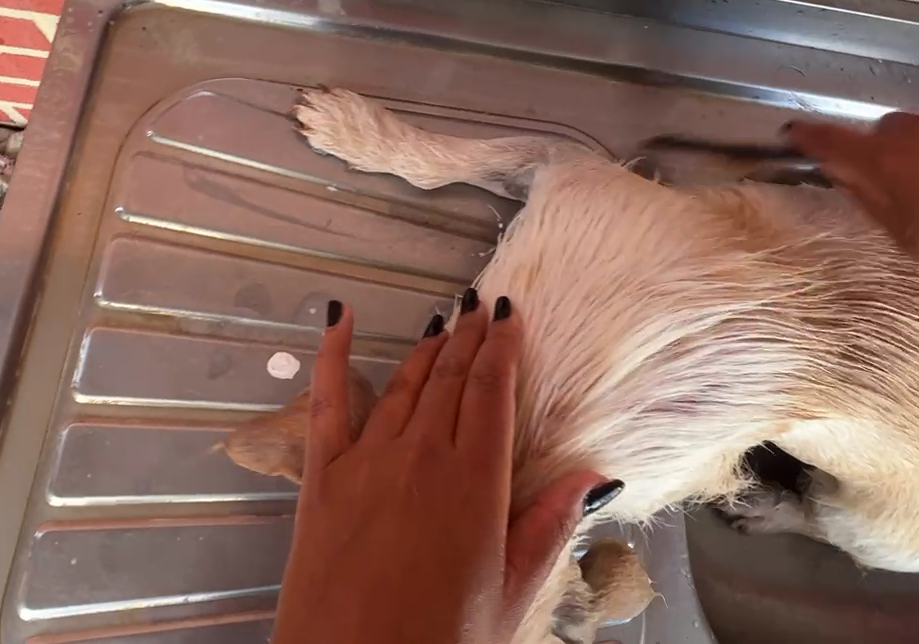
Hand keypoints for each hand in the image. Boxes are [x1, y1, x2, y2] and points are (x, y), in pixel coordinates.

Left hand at [271, 293, 608, 643]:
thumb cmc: (441, 642)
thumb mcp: (511, 594)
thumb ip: (548, 525)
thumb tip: (595, 475)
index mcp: (474, 480)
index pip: (492, 390)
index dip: (503, 347)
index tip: (510, 316)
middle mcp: (423, 454)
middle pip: (451, 376)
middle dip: (470, 337)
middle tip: (480, 307)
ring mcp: (369, 458)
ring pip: (407, 382)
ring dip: (428, 347)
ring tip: (444, 321)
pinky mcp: (323, 473)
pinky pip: (329, 399)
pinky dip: (332, 352)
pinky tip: (339, 316)